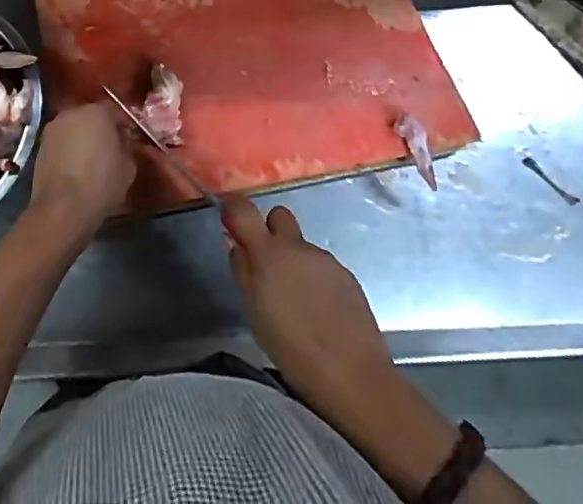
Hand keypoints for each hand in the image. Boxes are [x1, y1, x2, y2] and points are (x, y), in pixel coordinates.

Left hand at [27, 104, 135, 238]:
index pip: (115, 110)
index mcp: (97, 112)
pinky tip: (76, 166)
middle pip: (91, 116)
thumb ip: (128, 147)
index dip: (124, 124)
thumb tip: (123, 144)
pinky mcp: (40, 146)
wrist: (62, 208)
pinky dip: (69, 148)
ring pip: (74, 128)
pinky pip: (62, 142)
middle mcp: (72, 113)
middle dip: (102, 128)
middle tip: (112, 146)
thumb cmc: (101, 183)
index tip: (130, 137)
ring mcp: (53, 129)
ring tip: (93, 157)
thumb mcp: (128, 166)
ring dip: (83, 137)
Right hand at [222, 196, 401, 417]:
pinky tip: (319, 312)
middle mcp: (298, 247)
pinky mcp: (346, 274)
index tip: (229, 220)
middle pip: (279, 216)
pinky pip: (321, 266)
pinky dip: (315, 280)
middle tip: (266, 265)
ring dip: (294, 263)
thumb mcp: (254, 312)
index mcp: (269, 254)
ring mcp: (325, 259)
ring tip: (296, 303)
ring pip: (301, 247)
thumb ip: (243, 271)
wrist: (352, 373)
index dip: (233, 209)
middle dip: (269, 231)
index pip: (244, 211)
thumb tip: (236, 245)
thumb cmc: (292, 349)